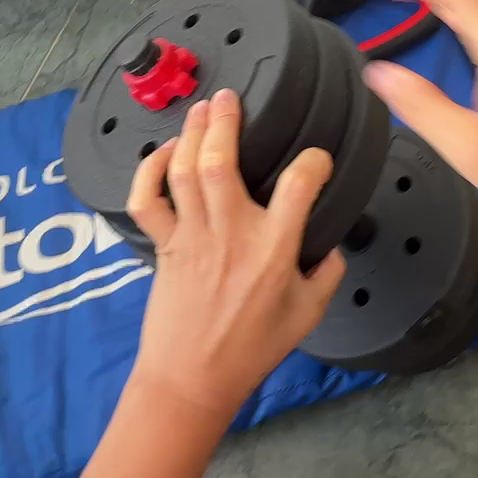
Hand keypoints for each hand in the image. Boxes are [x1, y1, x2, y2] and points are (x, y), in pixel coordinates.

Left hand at [125, 88, 347, 416]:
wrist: (191, 381)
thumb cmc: (252, 349)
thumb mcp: (308, 314)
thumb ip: (326, 272)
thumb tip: (331, 243)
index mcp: (273, 250)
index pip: (298, 186)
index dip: (313, 162)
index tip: (317, 159)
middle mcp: (230, 234)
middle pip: (219, 163)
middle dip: (224, 121)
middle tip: (230, 97)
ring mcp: (191, 237)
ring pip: (183, 172)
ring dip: (191, 133)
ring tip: (201, 108)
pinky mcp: (163, 245)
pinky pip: (146, 201)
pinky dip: (148, 172)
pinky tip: (162, 153)